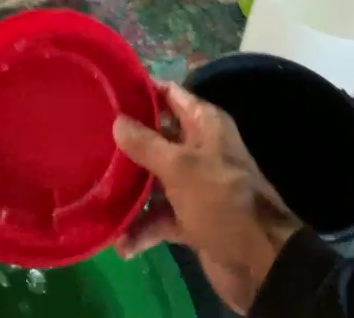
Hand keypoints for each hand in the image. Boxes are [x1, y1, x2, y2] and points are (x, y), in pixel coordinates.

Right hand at [113, 83, 301, 312]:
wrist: (262, 264)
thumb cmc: (222, 200)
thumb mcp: (181, 167)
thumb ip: (146, 143)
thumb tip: (117, 120)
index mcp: (204, 124)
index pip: (169, 94)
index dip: (141, 90)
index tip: (107, 92)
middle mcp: (199, 148)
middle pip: (156, 136)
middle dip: (127, 143)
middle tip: (91, 143)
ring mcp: (195, 184)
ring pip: (154, 178)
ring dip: (130, 191)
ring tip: (99, 198)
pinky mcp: (191, 217)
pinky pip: (160, 216)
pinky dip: (143, 228)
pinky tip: (123, 243)